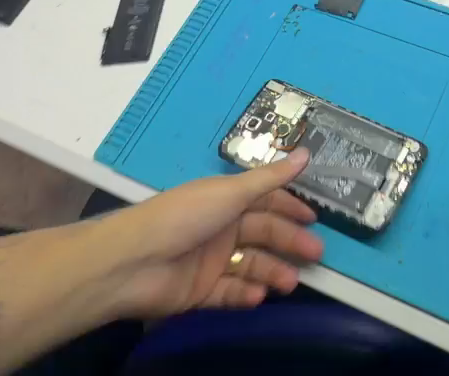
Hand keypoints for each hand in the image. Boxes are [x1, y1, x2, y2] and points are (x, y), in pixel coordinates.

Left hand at [104, 149, 322, 317]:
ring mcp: (211, 260)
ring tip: (290, 283)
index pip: (266, 201)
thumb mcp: (232, 191)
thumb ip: (271, 177)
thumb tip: (305, 153)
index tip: (314, 219)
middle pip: (263, 234)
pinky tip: (258, 296)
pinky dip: (245, 294)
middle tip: (316, 254)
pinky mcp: (199, 291)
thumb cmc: (185, 216)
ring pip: (250, 265)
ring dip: (272, 272)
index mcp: (227, 200)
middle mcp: (221, 227)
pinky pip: (229, 292)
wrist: (133, 262)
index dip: (290, 208)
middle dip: (289, 243)